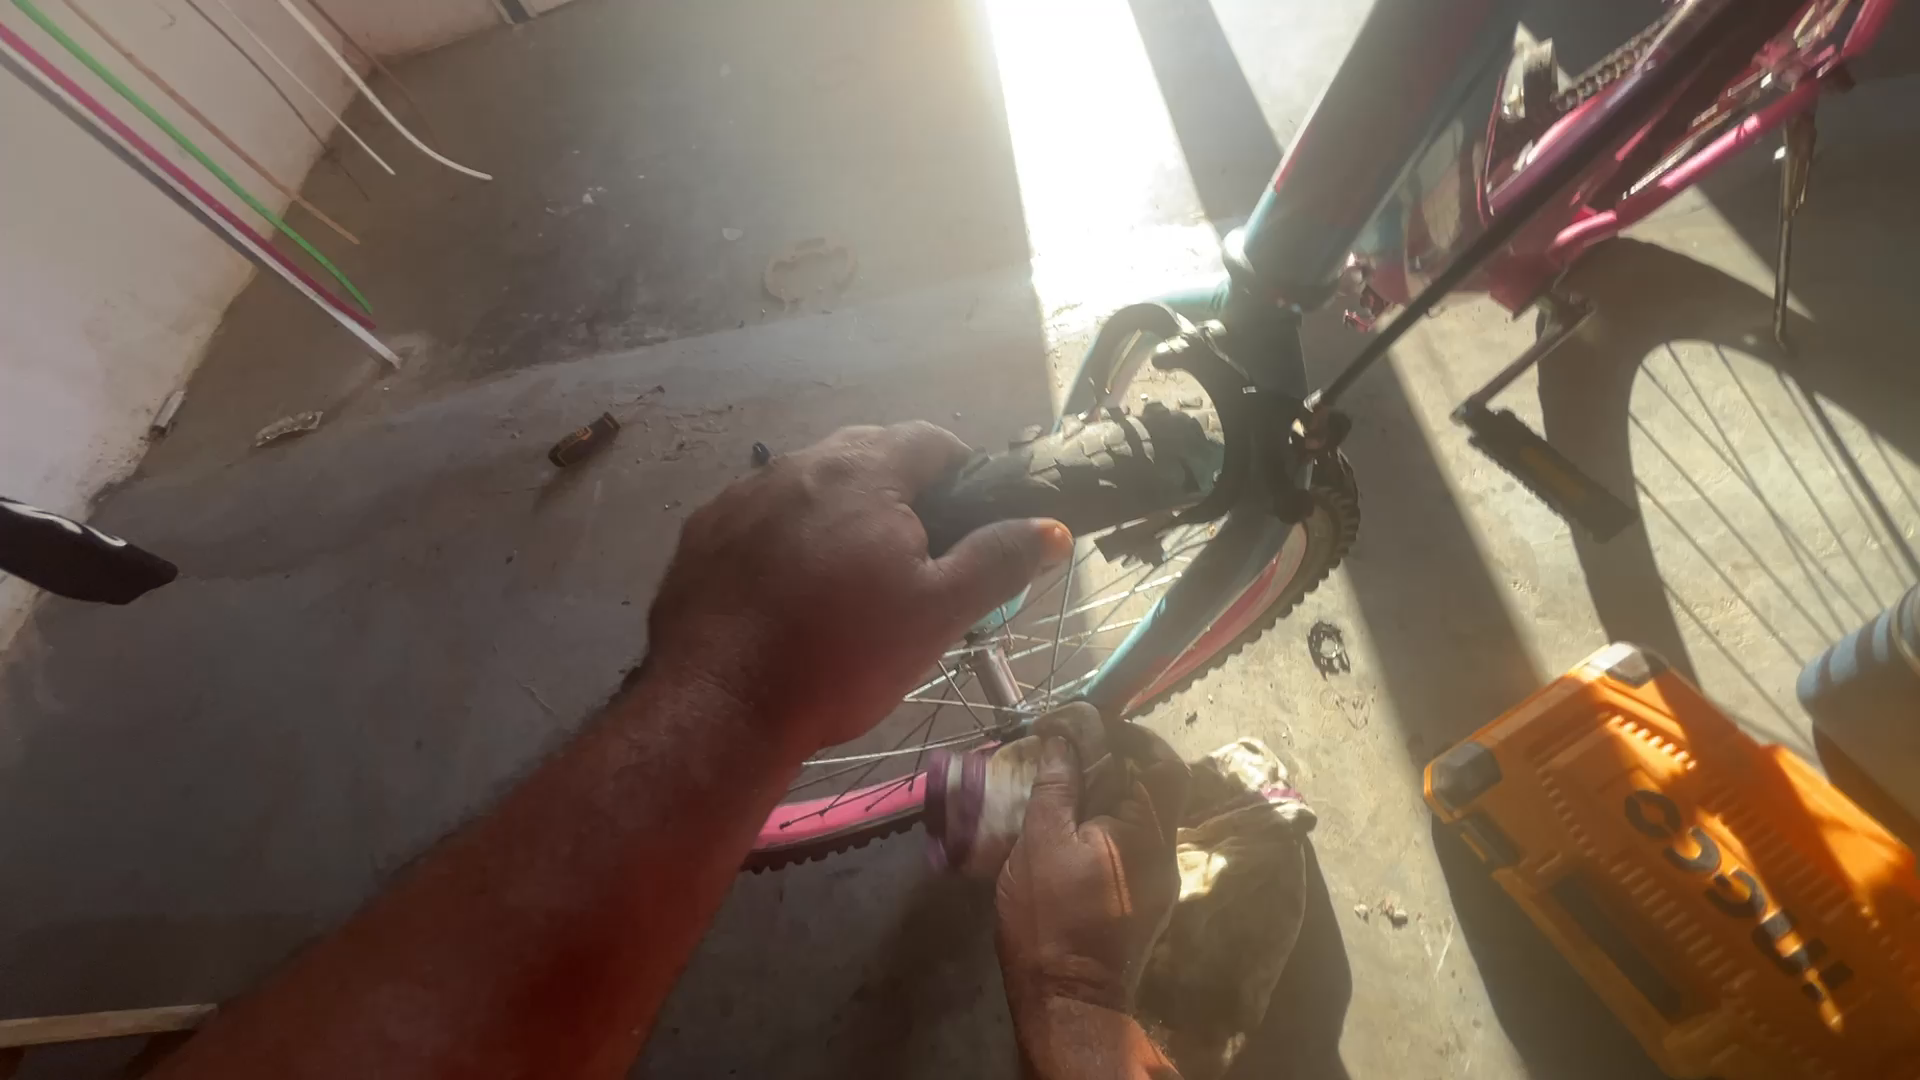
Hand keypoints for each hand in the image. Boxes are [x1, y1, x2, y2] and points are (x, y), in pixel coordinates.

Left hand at [643, 422, 1071, 754]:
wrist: (718, 708)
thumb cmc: (842, 656)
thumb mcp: (938, 612)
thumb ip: (999, 561)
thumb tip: (1052, 527)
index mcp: (863, 472)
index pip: (930, 440)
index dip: (962, 470)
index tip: (968, 516)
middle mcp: (798, 465)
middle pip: (869, 454)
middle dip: (902, 489)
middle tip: (914, 553)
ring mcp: (742, 495)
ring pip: (812, 482)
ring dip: (842, 508)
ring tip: (849, 573)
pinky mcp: (704, 530)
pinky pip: (763, 512)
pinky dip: (789, 532)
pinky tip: (788, 587)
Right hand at [995, 714, 1188, 1018]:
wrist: (1066, 1004)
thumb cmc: (1051, 920)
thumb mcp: (1042, 841)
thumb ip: (1057, 785)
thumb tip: (1064, 738)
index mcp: (1145, 833)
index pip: (1163, 765)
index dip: (1133, 736)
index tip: (1093, 725)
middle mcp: (1161, 851)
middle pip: (1154, 786)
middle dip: (1116, 758)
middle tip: (1074, 746)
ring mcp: (1154, 876)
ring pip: (1140, 811)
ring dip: (1108, 787)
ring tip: (1065, 775)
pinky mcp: (1139, 894)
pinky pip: (1129, 836)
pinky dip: (1104, 815)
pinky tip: (1069, 816)